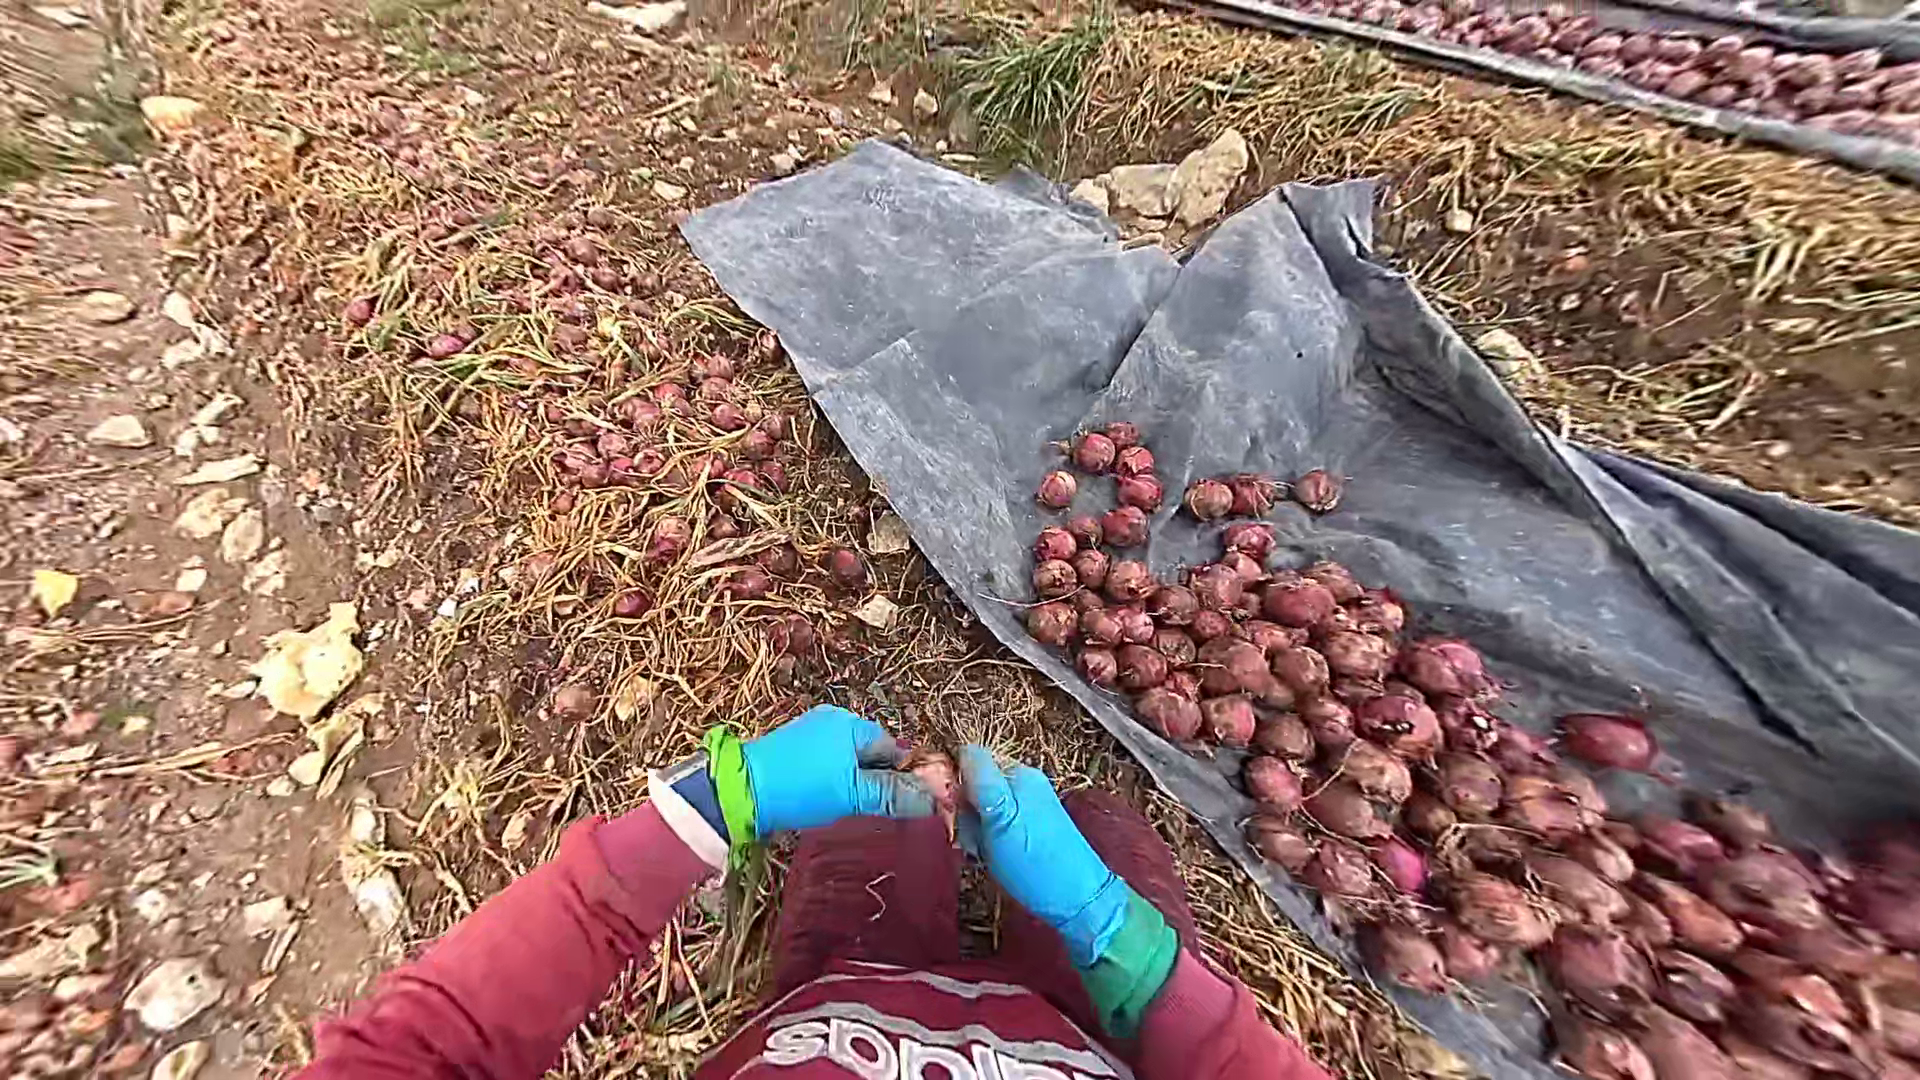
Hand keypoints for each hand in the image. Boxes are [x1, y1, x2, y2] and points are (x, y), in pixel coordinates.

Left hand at [741, 705, 935, 837]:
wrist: (740, 791)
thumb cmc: (802, 786)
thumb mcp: (852, 792)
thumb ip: (892, 794)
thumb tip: (933, 800)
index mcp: (850, 723)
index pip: (890, 746)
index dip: (900, 773)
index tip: (903, 799)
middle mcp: (833, 719)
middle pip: (869, 749)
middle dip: (876, 775)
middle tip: (875, 806)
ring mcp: (810, 731)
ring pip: (847, 756)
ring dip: (854, 778)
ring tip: (851, 804)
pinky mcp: (793, 747)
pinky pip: (827, 759)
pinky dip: (834, 776)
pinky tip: (827, 796)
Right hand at [957, 745, 1129, 966]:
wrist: (1078, 899)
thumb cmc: (1034, 861)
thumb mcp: (1000, 818)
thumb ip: (981, 780)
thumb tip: (964, 747)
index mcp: (1017, 773)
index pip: (972, 759)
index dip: (958, 781)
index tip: (956, 808)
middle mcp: (1024, 781)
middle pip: (976, 782)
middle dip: (966, 808)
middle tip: (972, 837)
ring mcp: (1029, 803)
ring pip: (984, 804)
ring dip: (975, 827)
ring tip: (983, 851)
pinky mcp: (1031, 824)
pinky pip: (998, 820)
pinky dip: (989, 837)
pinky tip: (994, 856)